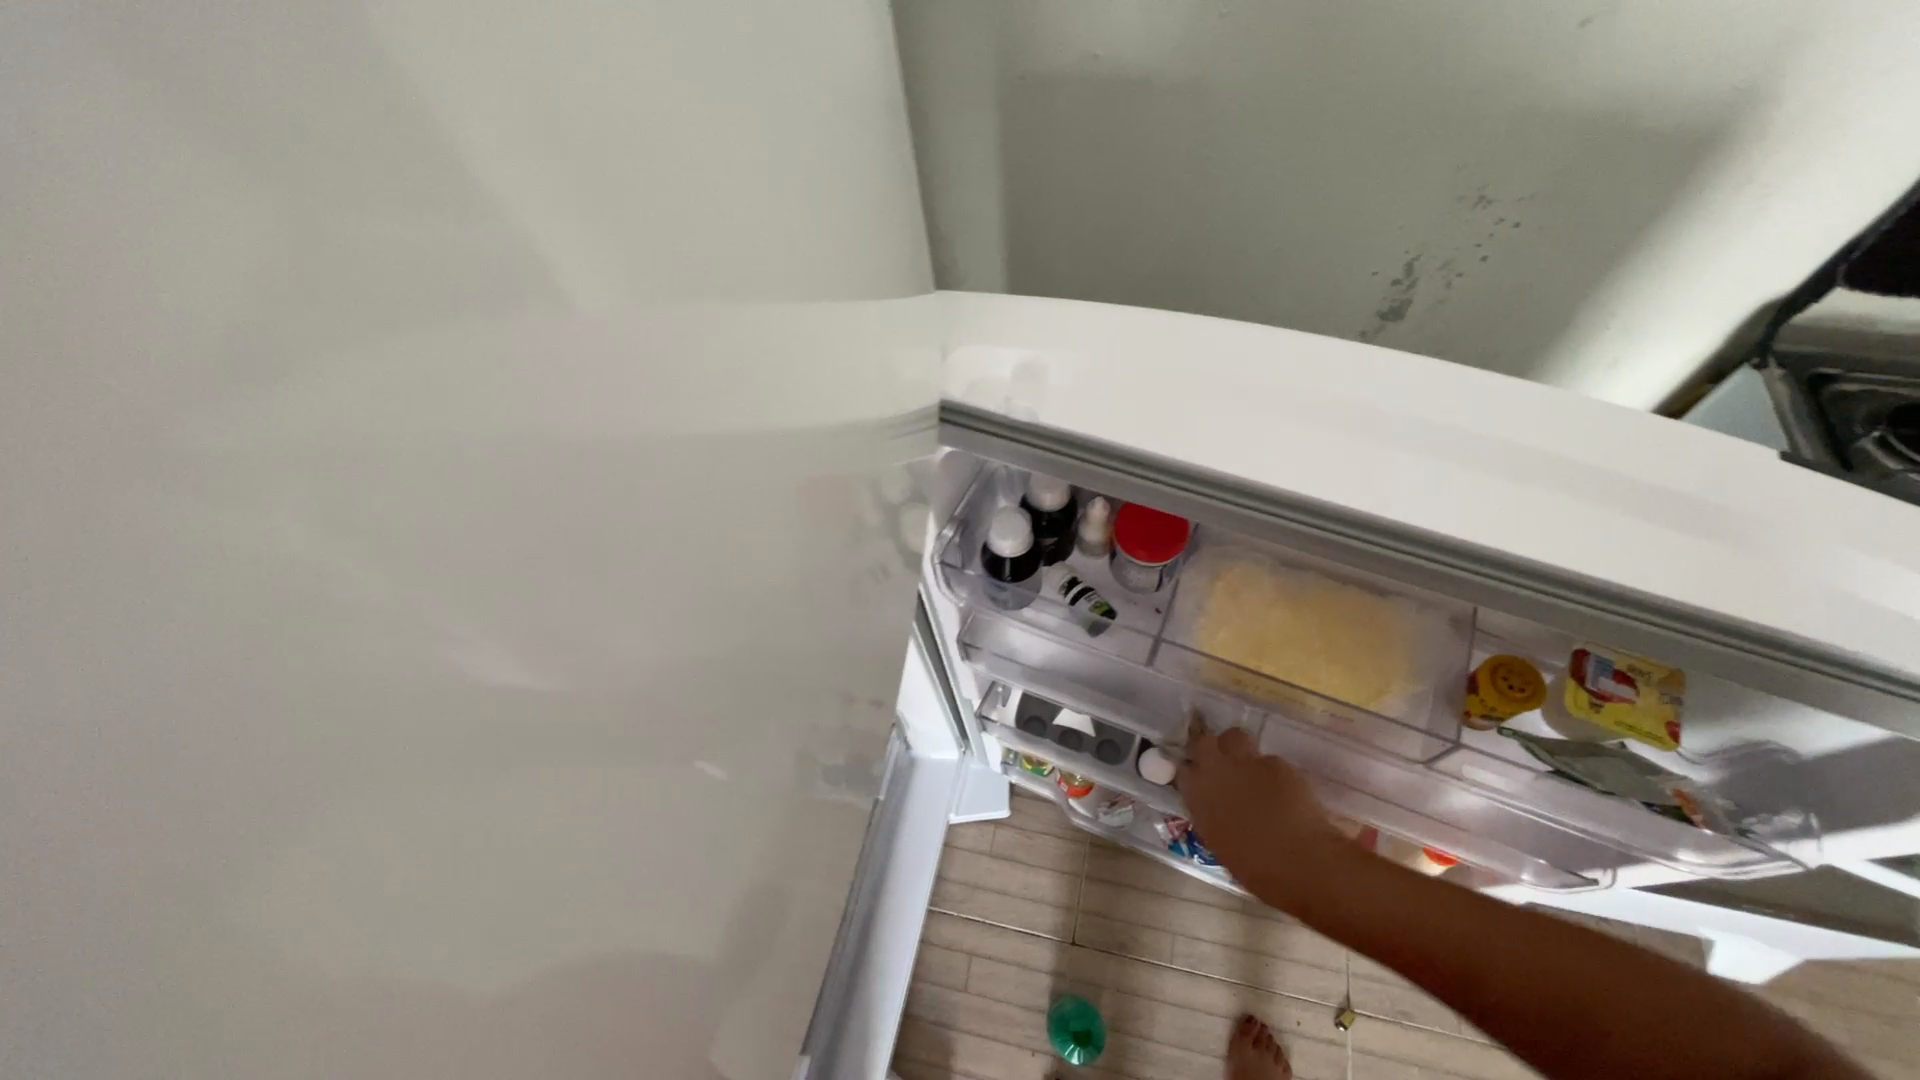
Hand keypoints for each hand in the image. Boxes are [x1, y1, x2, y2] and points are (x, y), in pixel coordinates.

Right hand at [1174, 713, 1346, 906]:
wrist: (1300, 861)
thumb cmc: (1254, 866)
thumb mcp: (1218, 842)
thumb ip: (1210, 815)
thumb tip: (1215, 807)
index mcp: (1197, 795)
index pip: (1183, 769)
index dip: (1192, 771)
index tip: (1198, 778)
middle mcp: (1216, 770)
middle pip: (1203, 741)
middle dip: (1209, 746)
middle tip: (1219, 759)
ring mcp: (1248, 762)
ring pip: (1236, 737)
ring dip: (1239, 749)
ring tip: (1250, 770)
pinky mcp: (1278, 763)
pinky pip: (1269, 760)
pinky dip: (1272, 771)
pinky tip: (1283, 791)